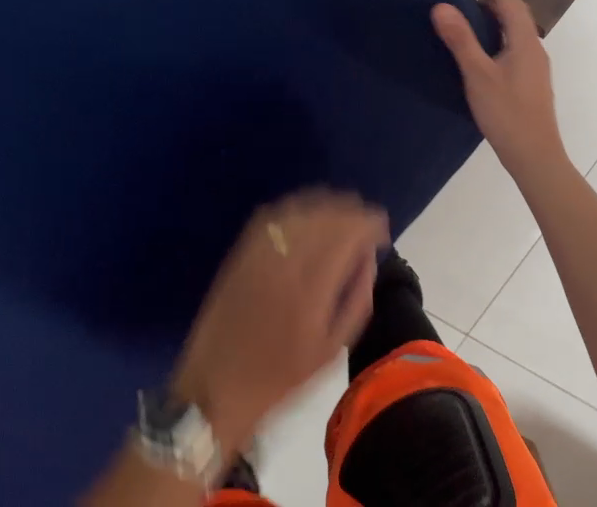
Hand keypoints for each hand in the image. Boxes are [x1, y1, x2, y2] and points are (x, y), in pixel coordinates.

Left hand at [169, 191, 388, 447]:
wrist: (214, 389)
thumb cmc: (280, 378)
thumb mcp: (332, 350)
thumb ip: (357, 300)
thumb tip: (369, 259)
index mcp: (312, 289)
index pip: (348, 234)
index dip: (370, 224)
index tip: (382, 232)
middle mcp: (286, 263)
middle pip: (326, 217)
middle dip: (353, 213)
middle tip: (367, 224)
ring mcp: (259, 257)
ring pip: (300, 212)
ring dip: (326, 207)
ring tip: (342, 217)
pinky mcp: (239, 256)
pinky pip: (270, 219)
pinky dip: (294, 210)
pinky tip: (307, 217)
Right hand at [430, 0, 568, 180]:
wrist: (535, 155)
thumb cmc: (507, 114)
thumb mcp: (478, 76)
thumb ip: (461, 40)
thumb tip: (441, 5)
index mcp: (524, 40)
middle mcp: (534, 47)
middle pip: (514, 10)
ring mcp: (535, 65)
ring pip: (514, 28)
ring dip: (493, 14)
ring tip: (466, 12)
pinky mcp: (530, 80)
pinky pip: (513, 44)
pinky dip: (496, 33)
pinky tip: (480, 47)